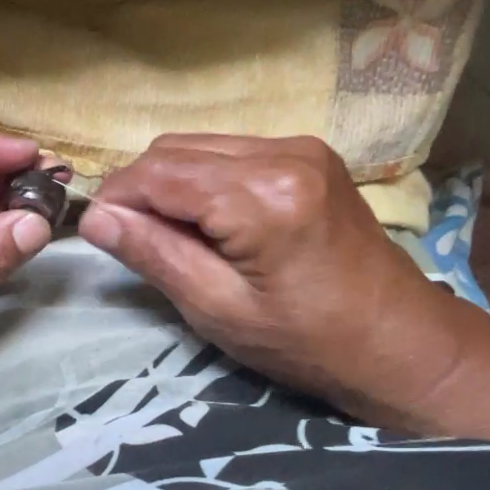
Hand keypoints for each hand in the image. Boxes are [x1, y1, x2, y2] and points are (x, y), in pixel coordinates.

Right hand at [77, 134, 481, 425]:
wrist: (397, 342)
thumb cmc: (304, 341)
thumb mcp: (216, 308)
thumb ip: (154, 254)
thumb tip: (93, 218)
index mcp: (263, 196)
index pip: (158, 173)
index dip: (115, 200)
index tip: (96, 236)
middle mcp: (283, 153)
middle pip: (173, 150)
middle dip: (138, 190)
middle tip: (131, 242)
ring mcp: (300, 148)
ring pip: (197, 146)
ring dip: (167, 185)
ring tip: (168, 237)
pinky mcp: (308, 156)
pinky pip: (227, 153)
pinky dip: (199, 181)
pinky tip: (205, 223)